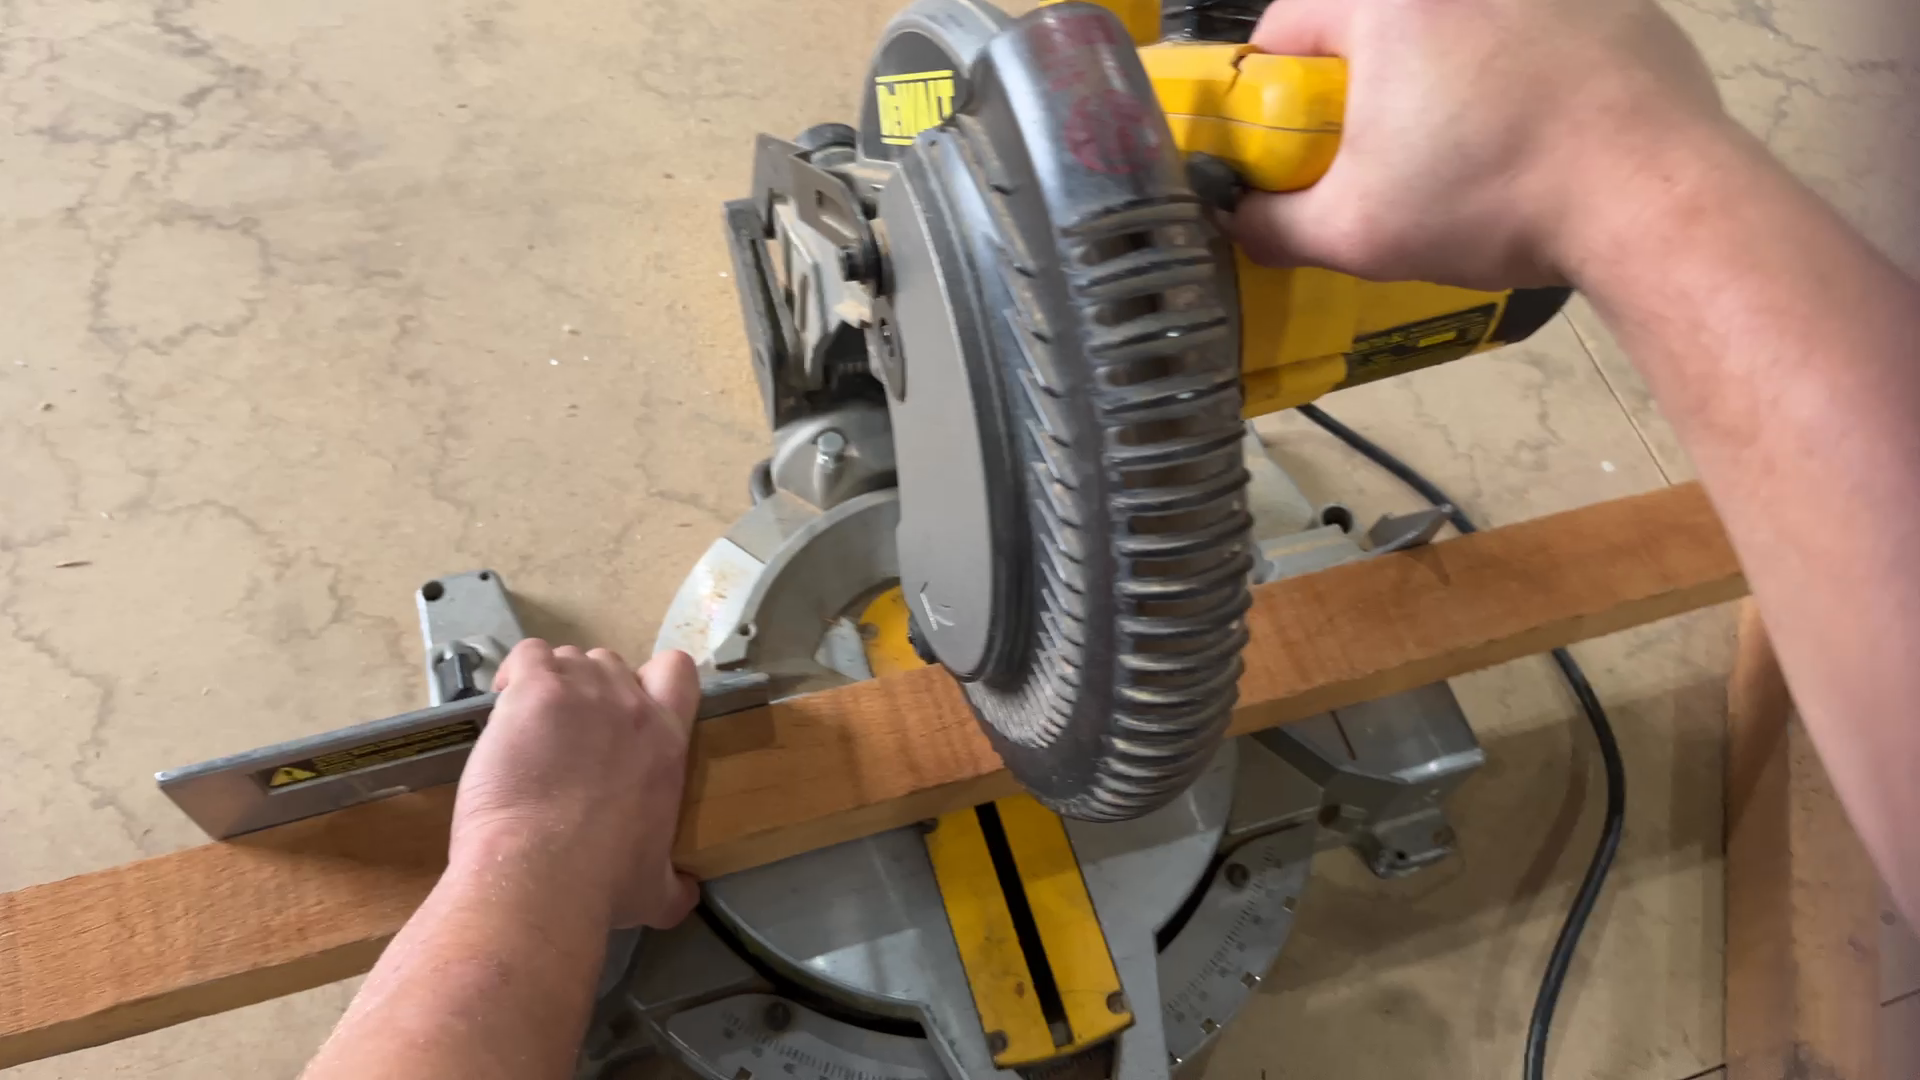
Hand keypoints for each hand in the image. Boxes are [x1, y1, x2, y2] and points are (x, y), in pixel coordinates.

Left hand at [449, 639, 700, 929]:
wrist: (541, 874)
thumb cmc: (602, 880)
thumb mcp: (653, 887)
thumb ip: (674, 885)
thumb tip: (688, 897)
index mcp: (667, 739)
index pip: (678, 671)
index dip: (653, 676)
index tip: (629, 703)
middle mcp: (633, 706)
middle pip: (612, 663)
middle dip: (588, 687)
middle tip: (564, 727)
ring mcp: (586, 693)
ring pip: (568, 659)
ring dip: (549, 682)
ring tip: (524, 722)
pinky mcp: (537, 693)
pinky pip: (528, 656)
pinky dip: (514, 673)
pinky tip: (501, 704)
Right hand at [1230, 0, 1732, 288]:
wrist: (1649, 194)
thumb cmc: (1481, 201)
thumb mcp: (1346, 234)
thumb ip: (1266, 227)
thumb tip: (1232, 219)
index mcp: (1387, 6)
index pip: (1280, 27)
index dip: (1259, 96)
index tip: (1277, 150)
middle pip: (1355, 31)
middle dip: (1335, 97)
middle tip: (1345, 165)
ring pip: (1428, 37)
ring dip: (1405, 90)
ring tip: (1428, 158)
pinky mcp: (1595, 4)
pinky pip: (1499, 37)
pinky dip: (1477, 81)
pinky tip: (1500, 138)